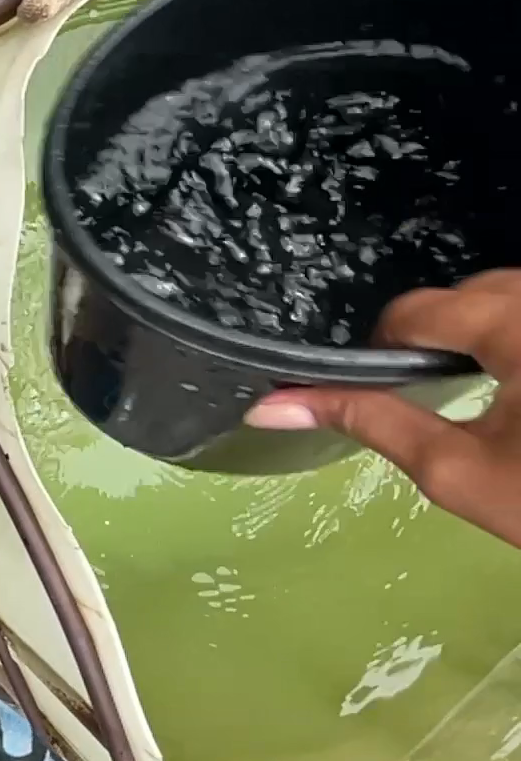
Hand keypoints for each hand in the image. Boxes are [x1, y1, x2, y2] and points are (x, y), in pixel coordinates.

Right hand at [245, 270, 520, 546]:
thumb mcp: (458, 470)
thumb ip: (366, 420)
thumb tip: (264, 405)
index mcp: (520, 330)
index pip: (419, 309)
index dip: (386, 344)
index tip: (387, 383)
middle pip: (483, 290)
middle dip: (452, 328)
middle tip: (450, 384)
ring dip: (505, 326)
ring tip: (507, 381)